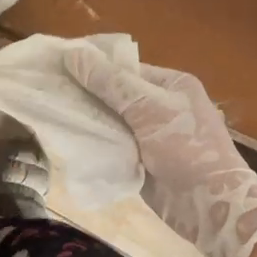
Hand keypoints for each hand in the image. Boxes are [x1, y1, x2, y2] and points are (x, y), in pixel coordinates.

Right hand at [65, 46, 256, 256]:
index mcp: (171, 84)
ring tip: (50, 112)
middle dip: (85, 94)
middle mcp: (160, 106)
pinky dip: (92, 141)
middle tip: (48, 90)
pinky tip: (66, 137)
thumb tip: (70, 52)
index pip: (123, 69)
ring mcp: (149, 134)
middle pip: (113, 94)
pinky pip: (109, 143)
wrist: (208, 204)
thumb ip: (108, 82)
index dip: (92, 67)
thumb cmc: (185, 147)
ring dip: (86, 119)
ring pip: (108, 120)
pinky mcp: (138, 159)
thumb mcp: (146, 107)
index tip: (57, 68)